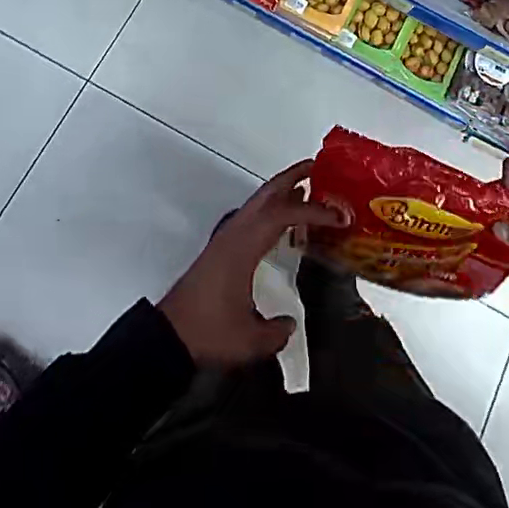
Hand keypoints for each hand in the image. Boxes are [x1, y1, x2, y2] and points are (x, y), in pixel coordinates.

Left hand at [158, 161, 343, 367]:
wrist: (169, 334)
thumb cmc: (208, 331)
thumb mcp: (251, 339)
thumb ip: (277, 331)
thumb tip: (289, 323)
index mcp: (242, 246)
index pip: (282, 214)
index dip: (313, 211)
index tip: (339, 215)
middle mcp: (234, 234)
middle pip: (265, 195)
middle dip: (292, 177)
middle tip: (319, 168)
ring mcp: (226, 239)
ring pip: (257, 204)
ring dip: (282, 192)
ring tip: (309, 190)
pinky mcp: (221, 249)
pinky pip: (252, 217)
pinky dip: (271, 210)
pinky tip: (284, 224)